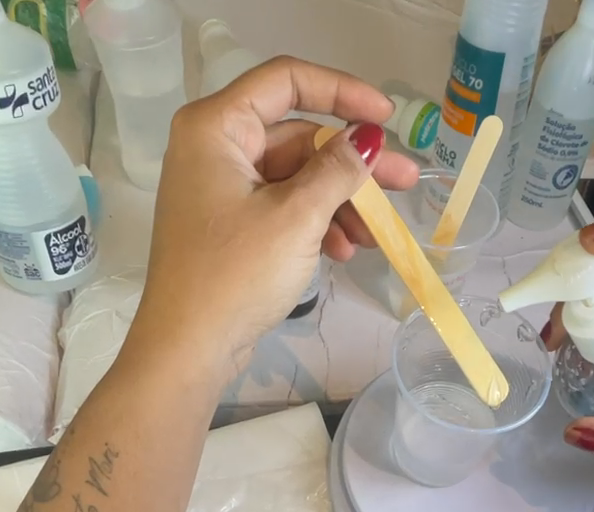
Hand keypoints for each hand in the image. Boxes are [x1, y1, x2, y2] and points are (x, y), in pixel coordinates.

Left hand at [134, 58, 419, 369]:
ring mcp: (222, 193)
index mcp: (216, 127)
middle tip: (404, 183)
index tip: (387, 119)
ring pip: (295, 180)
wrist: (189, 348)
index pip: (287, 81)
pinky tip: (344, 251)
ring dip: (340, 203)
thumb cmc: (235, 274)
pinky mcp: (231, 230)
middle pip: (297, 138)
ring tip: (376, 235)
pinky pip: (283, 210)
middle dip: (352, 165)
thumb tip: (368, 138)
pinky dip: (316, 225)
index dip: (343, 91)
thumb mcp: (295, 217)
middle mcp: (215, 150)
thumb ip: (337, 170)